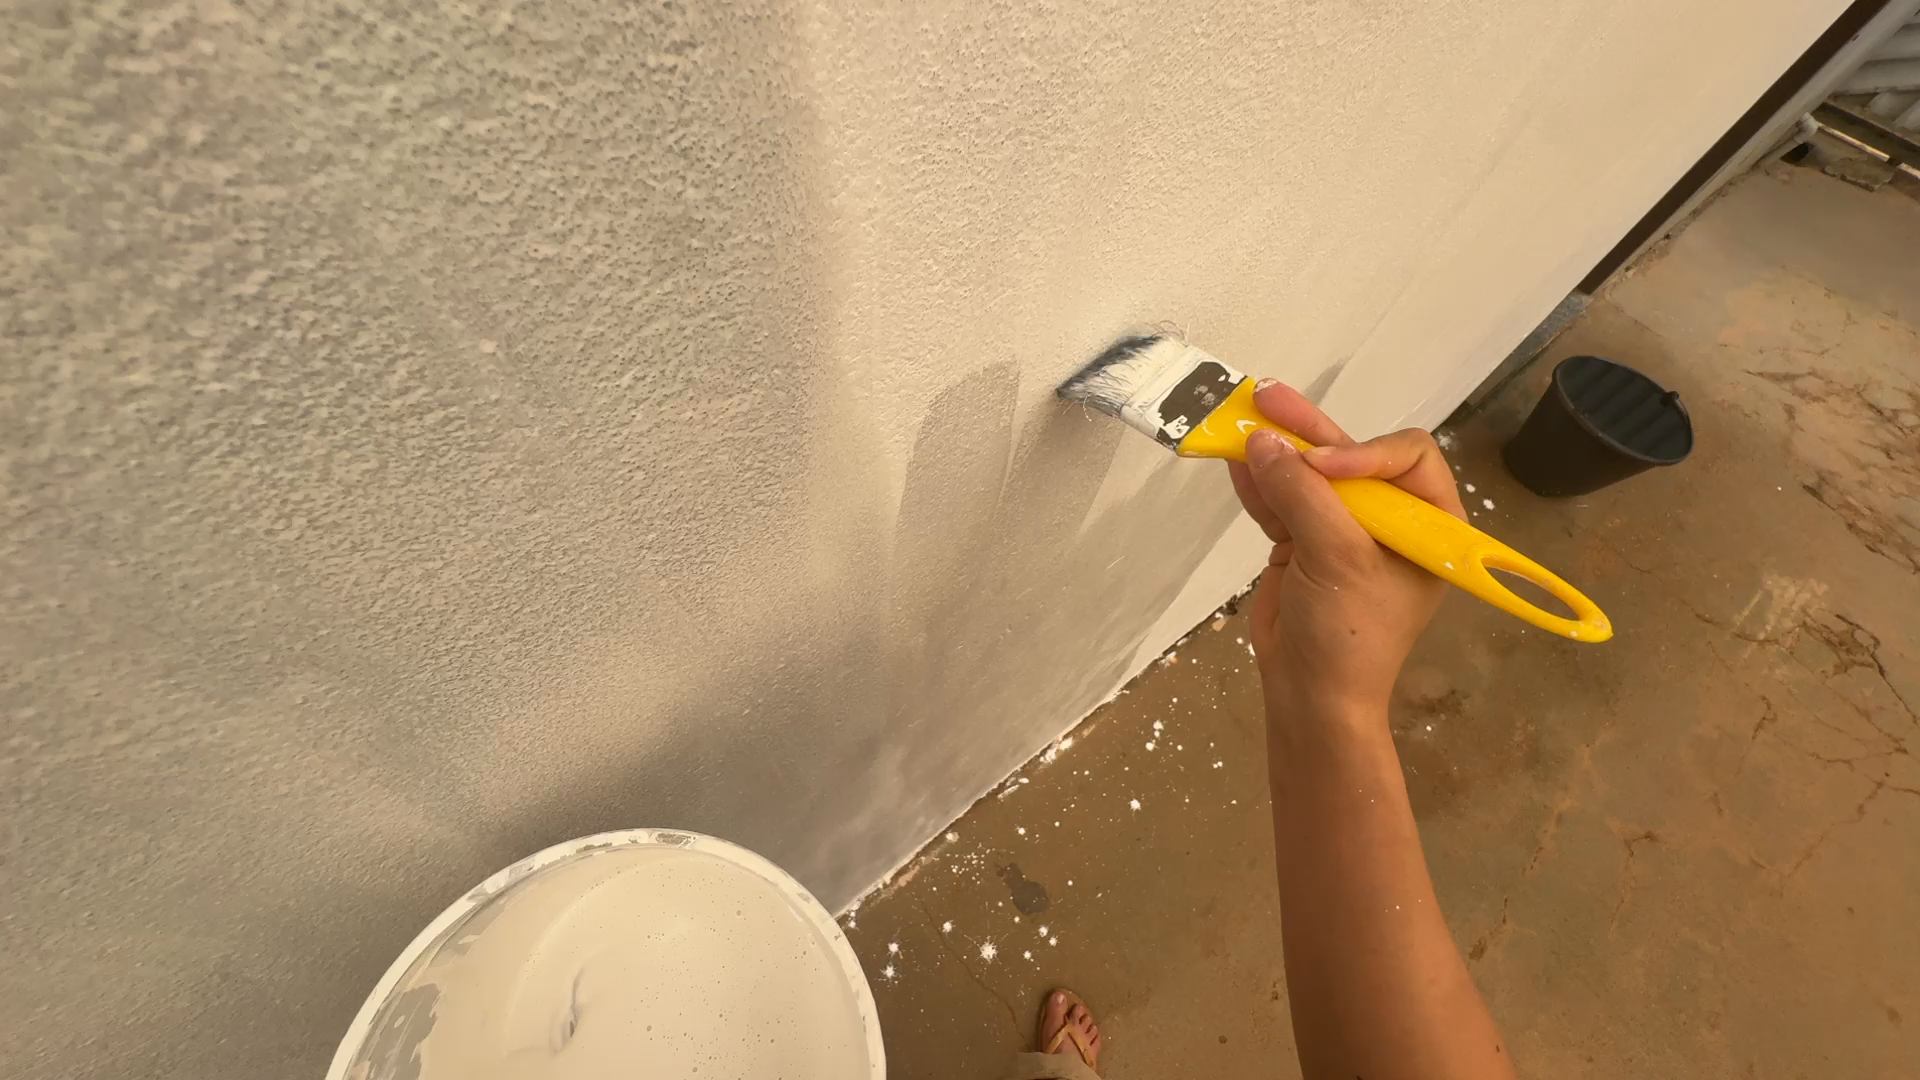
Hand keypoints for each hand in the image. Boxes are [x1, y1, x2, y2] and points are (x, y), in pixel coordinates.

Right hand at [1226, 380, 1465, 716]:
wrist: (1309, 693)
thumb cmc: (1349, 633)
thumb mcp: (1338, 561)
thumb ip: (1304, 498)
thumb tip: (1261, 443)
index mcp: (1426, 523)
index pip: (1404, 458)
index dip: (1362, 451)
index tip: (1319, 465)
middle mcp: (1385, 520)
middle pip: (1346, 458)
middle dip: (1306, 430)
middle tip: (1265, 396)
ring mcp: (1338, 532)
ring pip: (1306, 478)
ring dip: (1273, 451)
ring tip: (1237, 417)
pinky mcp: (1299, 546)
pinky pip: (1278, 504)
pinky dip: (1256, 484)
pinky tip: (1234, 459)